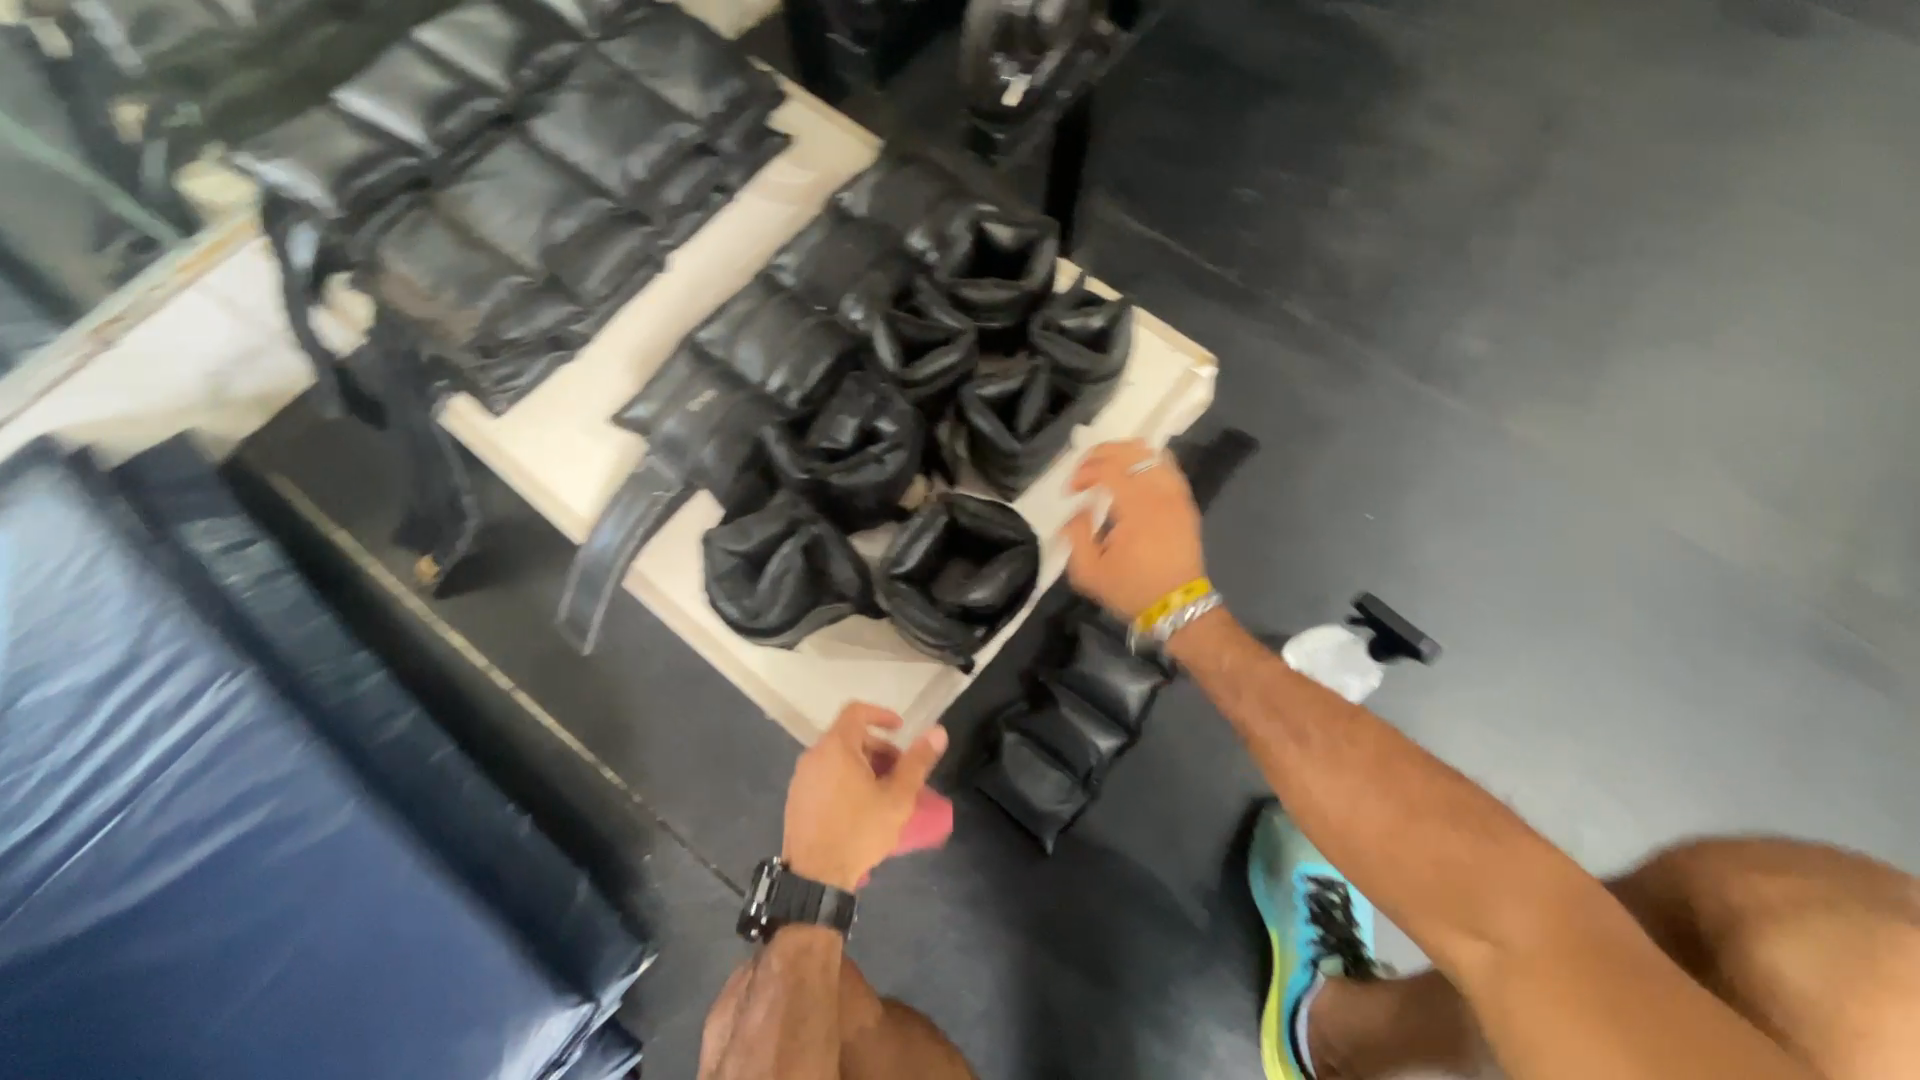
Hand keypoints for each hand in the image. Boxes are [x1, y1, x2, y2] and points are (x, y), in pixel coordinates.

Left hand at [784, 703, 947, 890]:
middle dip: (879, 748)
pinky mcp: (797, 800)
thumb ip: (918, 761)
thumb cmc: (859, 830)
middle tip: (900, 772)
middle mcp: (813, 755)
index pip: (856, 711)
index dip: (881, 715)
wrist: (816, 876)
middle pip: (849, 737)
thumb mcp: (897, 797)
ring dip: (864, 766)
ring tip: (884, 793)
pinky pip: (826, 777)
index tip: (901, 729)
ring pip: (837, 759)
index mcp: (836, 747)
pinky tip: (861, 809)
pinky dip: (846, 780)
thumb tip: (938, 731)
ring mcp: (801, 778)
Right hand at [1061, 439, 1206, 620]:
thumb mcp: (1089, 573)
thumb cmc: (1132, 589)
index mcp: (1137, 509)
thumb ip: (1075, 535)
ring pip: (1153, 454)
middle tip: (1085, 470)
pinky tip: (1134, 474)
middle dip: (1102, 454)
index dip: (1084, 472)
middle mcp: (1160, 494)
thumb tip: (1078, 510)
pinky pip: (1168, 467)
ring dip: (1125, 454)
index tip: (1072, 490)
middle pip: (1132, 451)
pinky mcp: (1186, 502)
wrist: (1177, 606)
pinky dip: (1148, 462)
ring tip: (1108, 468)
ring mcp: (1177, 496)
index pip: (1108, 469)